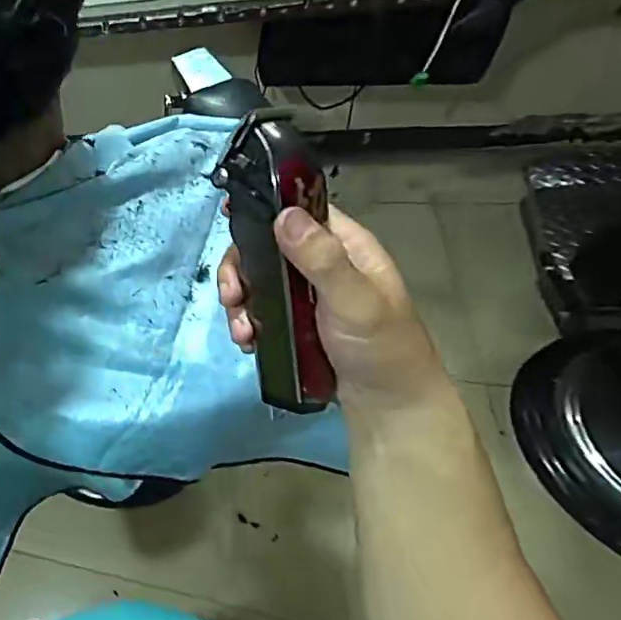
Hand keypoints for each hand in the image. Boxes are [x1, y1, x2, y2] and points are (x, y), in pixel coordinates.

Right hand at [219, 205, 447, 416]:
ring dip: (241, 301)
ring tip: (242, 331)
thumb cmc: (381, 348)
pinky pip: (262, 311)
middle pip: (268, 246)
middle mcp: (323, 264)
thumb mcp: (353, 299)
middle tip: (231, 296)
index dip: (266, 211)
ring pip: (259, 281)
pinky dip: (248, 323)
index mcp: (345, 245)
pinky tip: (247, 342)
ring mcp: (307, 296)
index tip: (231, 218)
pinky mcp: (295, 324)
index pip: (300, 210)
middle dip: (242, 268)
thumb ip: (321, 257)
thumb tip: (283, 214)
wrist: (389, 409)